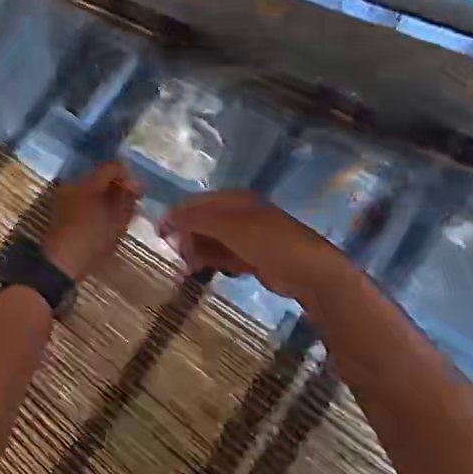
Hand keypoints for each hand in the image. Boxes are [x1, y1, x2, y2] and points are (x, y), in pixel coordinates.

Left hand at [41, 163, 143, 279]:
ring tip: (118, 215)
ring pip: (91, 190)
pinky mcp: (60, 210)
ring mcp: (64, 196)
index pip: (112, 167)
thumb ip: (127, 199)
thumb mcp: (117, 220)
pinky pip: (81, 200)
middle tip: (130, 205)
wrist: (61, 261)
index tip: (138, 193)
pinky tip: (102, 221)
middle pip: (100, 178)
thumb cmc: (93, 239)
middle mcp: (74, 184)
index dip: (128, 176)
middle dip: (117, 188)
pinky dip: (94, 206)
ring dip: (105, 198)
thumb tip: (134, 185)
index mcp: (89, 183)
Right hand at [158, 191, 352, 299]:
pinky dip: (214, 262)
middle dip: (188, 237)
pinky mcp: (253, 257)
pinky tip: (208, 271)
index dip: (177, 216)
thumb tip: (167, 217)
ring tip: (190, 267)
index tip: (160, 234)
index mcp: (235, 200)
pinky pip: (224, 256)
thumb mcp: (229, 227)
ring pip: (212, 241)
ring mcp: (247, 237)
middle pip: (203, 222)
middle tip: (178, 255)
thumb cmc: (269, 243)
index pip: (197, 203)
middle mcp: (240, 215)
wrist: (312, 273)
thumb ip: (196, 220)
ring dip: (198, 252)